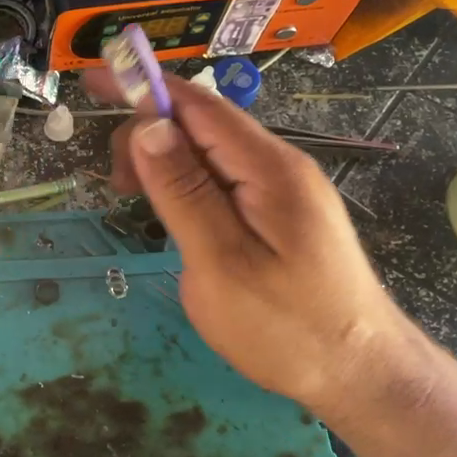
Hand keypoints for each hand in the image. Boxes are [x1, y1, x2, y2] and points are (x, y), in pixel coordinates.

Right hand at [90, 71, 420, 411]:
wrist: (362, 377)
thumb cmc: (287, 328)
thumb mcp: (222, 263)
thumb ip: (184, 192)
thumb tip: (148, 126)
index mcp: (270, 169)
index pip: (199, 106)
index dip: (145, 87)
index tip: (94, 80)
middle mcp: (279, 167)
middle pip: (201, 125)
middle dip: (147, 137)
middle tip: (117, 189)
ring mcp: (281, 191)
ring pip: (208, 152)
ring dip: (162, 163)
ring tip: (136, 204)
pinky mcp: (278, 214)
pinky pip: (221, 179)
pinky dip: (183, 183)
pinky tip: (170, 212)